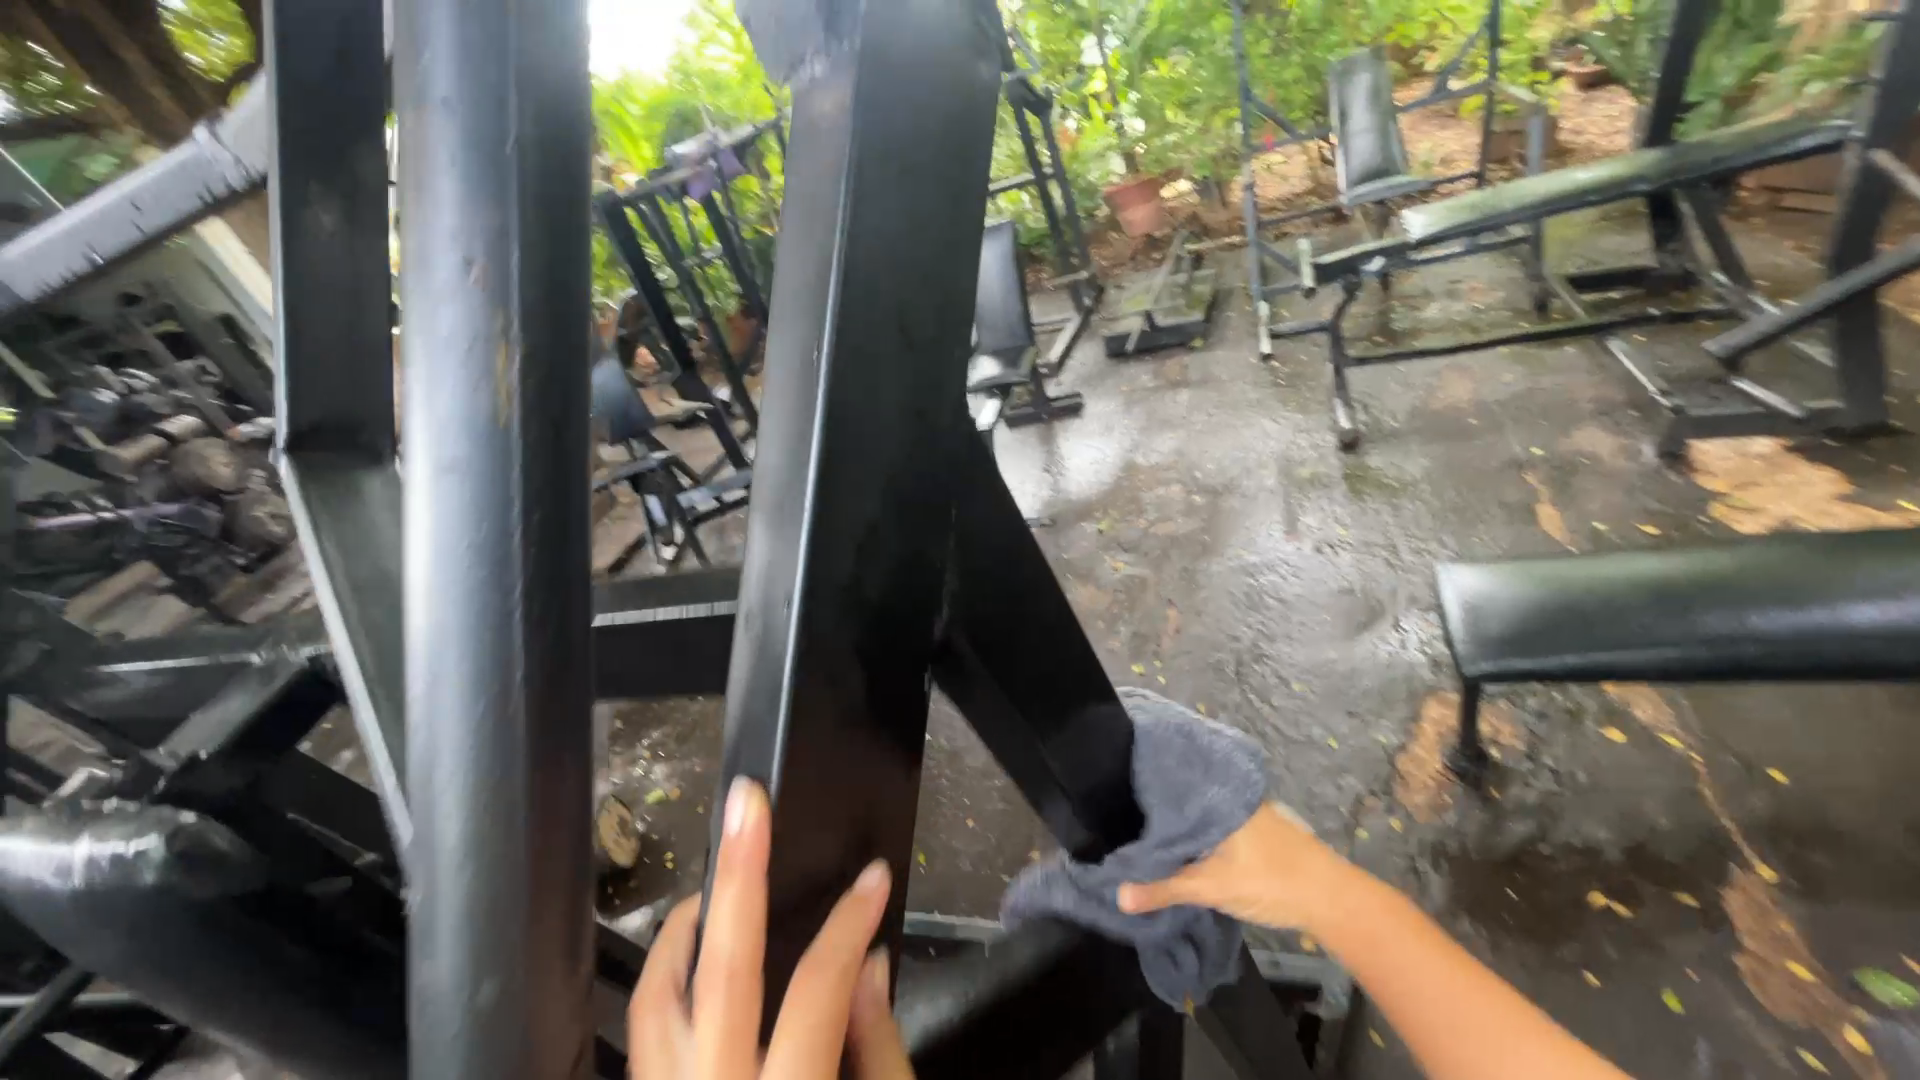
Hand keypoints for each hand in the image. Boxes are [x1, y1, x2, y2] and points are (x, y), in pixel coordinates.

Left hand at [628, 778, 913, 1078]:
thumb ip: (880, 1049)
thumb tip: (866, 962)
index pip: (817, 989)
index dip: (849, 923)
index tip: (874, 878)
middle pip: (721, 969)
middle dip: (738, 874)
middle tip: (747, 801)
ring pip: (656, 997)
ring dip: (683, 926)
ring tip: (716, 881)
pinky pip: (647, 1028)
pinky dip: (668, 979)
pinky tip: (694, 958)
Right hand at [1116, 802, 1356, 932]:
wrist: (1334, 901)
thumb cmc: (1272, 881)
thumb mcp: (1212, 887)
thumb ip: (1165, 889)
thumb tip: (1118, 895)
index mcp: (1220, 798)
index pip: (1174, 782)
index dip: (1145, 786)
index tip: (1114, 787)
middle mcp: (1233, 799)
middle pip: (1187, 799)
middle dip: (1158, 808)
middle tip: (1121, 812)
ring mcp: (1248, 816)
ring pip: (1202, 815)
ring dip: (1180, 825)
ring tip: (1141, 828)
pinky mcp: (1256, 835)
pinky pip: (1215, 827)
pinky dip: (1197, 836)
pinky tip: (1180, 847)